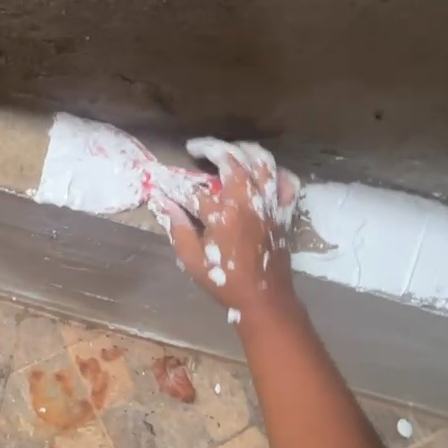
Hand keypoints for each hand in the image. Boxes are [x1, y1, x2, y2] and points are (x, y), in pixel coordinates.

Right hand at [156, 139, 300, 325]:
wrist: (264, 300)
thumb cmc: (225, 282)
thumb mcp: (192, 260)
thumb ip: (177, 228)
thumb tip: (162, 203)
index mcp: (222, 215)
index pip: (192, 189)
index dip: (173, 182)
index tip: (159, 177)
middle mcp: (248, 202)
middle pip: (231, 161)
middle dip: (211, 148)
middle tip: (195, 147)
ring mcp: (269, 205)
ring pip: (263, 163)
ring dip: (245, 150)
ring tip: (230, 148)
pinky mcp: (283, 213)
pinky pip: (287, 184)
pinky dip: (278, 172)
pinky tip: (264, 171)